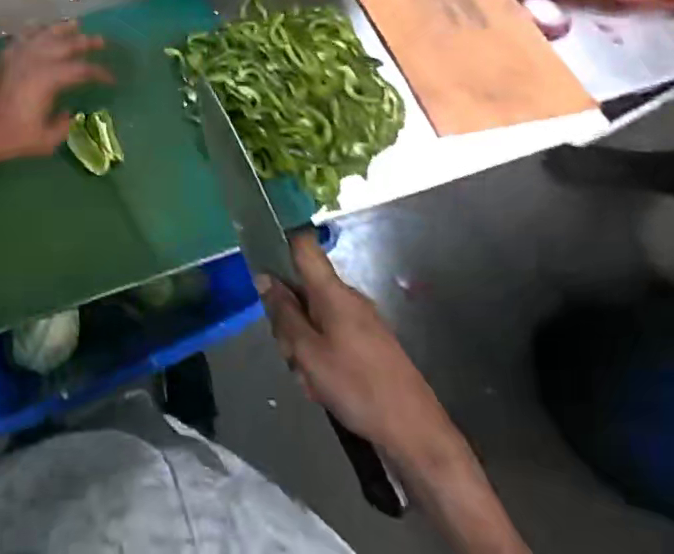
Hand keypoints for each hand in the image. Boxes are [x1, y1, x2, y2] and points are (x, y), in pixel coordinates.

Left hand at [0, 22, 112, 175]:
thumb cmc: (8, 138)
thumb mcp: (44, 139)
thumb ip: (63, 125)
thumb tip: (69, 113)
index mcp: (48, 77)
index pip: (81, 69)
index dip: (99, 73)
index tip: (111, 79)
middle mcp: (33, 59)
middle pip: (65, 44)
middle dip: (85, 42)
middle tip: (100, 40)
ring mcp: (15, 54)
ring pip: (43, 34)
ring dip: (61, 29)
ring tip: (75, 24)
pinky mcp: (1, 57)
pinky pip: (23, 36)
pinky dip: (36, 30)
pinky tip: (40, 30)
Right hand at [259, 232, 450, 463]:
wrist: (415, 432)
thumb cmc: (357, 387)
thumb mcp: (307, 352)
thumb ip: (284, 313)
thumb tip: (265, 278)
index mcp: (333, 292)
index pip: (303, 247)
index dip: (280, 242)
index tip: (258, 255)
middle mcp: (348, 299)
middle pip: (303, 290)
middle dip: (287, 317)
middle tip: (289, 352)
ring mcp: (360, 321)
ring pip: (313, 318)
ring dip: (302, 344)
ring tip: (310, 378)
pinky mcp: (368, 343)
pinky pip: (330, 336)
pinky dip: (320, 356)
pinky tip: (323, 387)